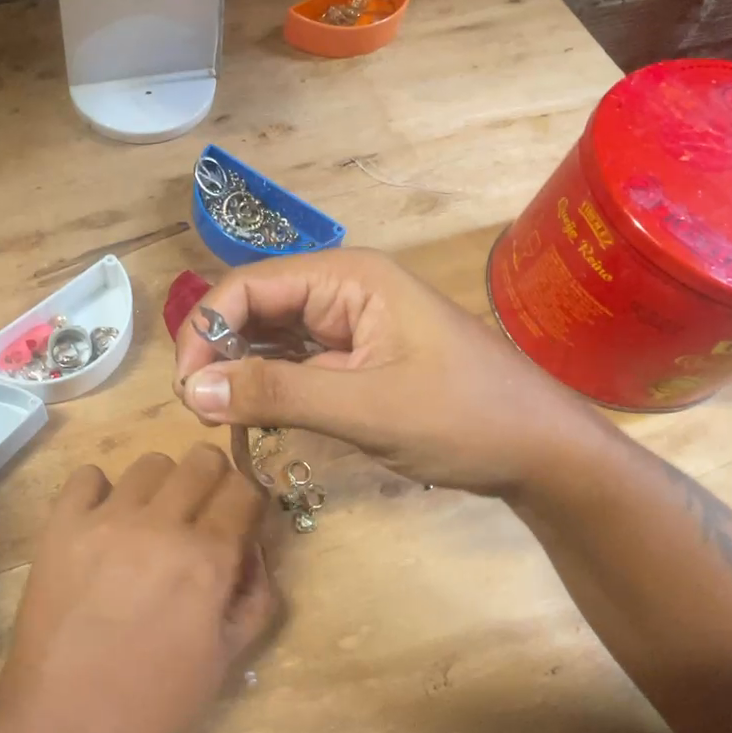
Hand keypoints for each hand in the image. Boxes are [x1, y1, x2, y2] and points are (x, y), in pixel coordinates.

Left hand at [0, 446, 275, 732]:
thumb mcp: (227, 660)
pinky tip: (102, 523)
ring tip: (148, 522)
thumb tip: (251, 547)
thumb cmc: (154, 704)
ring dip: (160, 486)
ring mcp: (105, 520)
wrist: (64, 726)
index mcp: (208, 561)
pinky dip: (101, 491)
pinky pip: (88, 476)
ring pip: (149, 463)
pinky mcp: (60, 525)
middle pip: (201, 460)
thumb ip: (254, 595)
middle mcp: (160, 527)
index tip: (237, 518)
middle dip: (211, 481)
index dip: (246, 502)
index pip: (244, 490)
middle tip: (198, 515)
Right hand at [171, 248, 605, 495]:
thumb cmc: (464, 419)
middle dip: (218, 350)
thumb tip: (192, 391)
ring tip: (215, 413)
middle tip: (198, 407)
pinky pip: (291, 361)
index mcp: (348, 277)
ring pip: (268, 335)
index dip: (207, 329)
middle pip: (253, 306)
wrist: (543, 455)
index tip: (188, 388)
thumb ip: (277, 394)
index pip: (249, 286)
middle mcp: (341, 289)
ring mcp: (348, 323)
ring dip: (237, 369)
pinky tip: (248, 412)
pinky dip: (265, 384)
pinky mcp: (352, 357)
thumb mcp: (367, 407)